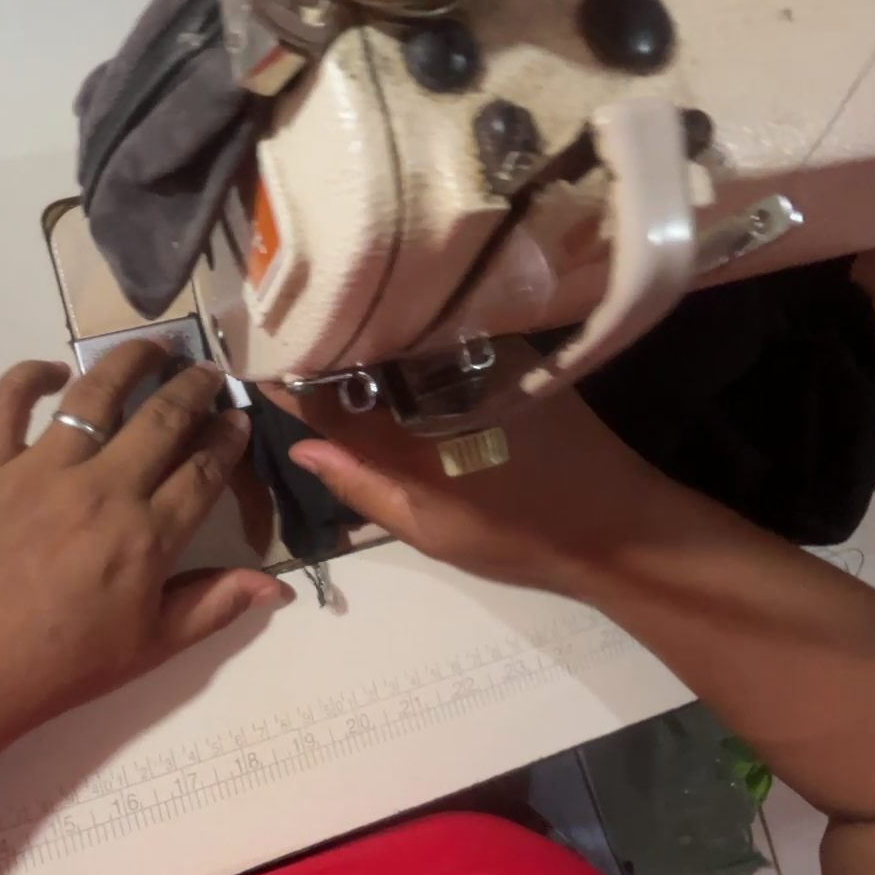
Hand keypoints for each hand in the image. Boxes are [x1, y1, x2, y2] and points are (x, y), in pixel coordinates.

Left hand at [0, 342, 293, 743]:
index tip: (238, 416)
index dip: (228, 437)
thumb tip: (278, 590)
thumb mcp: (153, 647)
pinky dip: (26, 377)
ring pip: (94, 394)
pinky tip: (52, 371)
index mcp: (147, 536)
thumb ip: (216, 607)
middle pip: (162, 418)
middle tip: (209, 372)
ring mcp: (41, 471)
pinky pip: (5, 404)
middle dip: (194, 386)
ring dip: (130, 360)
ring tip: (153, 347)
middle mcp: (102, 489)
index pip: (204, 469)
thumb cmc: (65, 663)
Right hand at [274, 346, 675, 593]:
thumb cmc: (515, 538)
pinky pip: (436, 337)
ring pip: (397, 341)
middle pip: (360, 357)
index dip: (290, 384)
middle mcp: (435, 385)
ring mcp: (473, 361)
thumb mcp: (428, 530)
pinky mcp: (505, 351)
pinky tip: (389, 339)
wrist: (616, 524)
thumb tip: (300, 448)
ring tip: (326, 336)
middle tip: (285, 345)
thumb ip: (361, 487)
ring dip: (361, 340)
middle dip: (320, 351)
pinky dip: (405, 338)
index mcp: (408, 436)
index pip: (329, 401)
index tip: (259, 366)